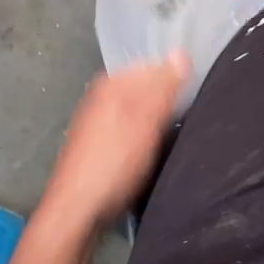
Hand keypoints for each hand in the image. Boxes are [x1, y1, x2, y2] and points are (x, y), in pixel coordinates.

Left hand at [40, 51, 189, 226]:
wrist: (75, 210)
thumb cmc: (114, 160)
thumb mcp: (146, 119)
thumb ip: (164, 85)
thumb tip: (181, 53)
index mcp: (112, 80)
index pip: (153, 64)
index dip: (174, 79)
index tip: (187, 99)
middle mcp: (102, 94)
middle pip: (145, 87)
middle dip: (164, 102)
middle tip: (179, 122)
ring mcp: (97, 119)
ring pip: (137, 110)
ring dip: (153, 122)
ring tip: (165, 140)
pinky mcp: (96, 144)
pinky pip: (128, 129)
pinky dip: (140, 137)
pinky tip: (145, 155)